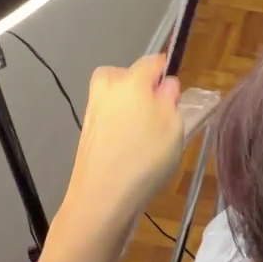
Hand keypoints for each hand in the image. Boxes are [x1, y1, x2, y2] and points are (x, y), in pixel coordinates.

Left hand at [55, 54, 183, 246]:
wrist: (101, 199)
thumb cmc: (145, 158)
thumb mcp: (174, 126)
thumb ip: (171, 99)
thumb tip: (165, 86)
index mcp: (130, 80)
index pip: (153, 61)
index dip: (167, 75)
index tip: (176, 98)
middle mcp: (107, 89)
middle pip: (128, 75)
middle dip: (142, 88)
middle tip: (158, 114)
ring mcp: (93, 111)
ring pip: (117, 98)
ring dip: (130, 108)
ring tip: (146, 138)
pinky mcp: (86, 134)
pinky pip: (109, 119)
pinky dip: (120, 128)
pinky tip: (131, 152)